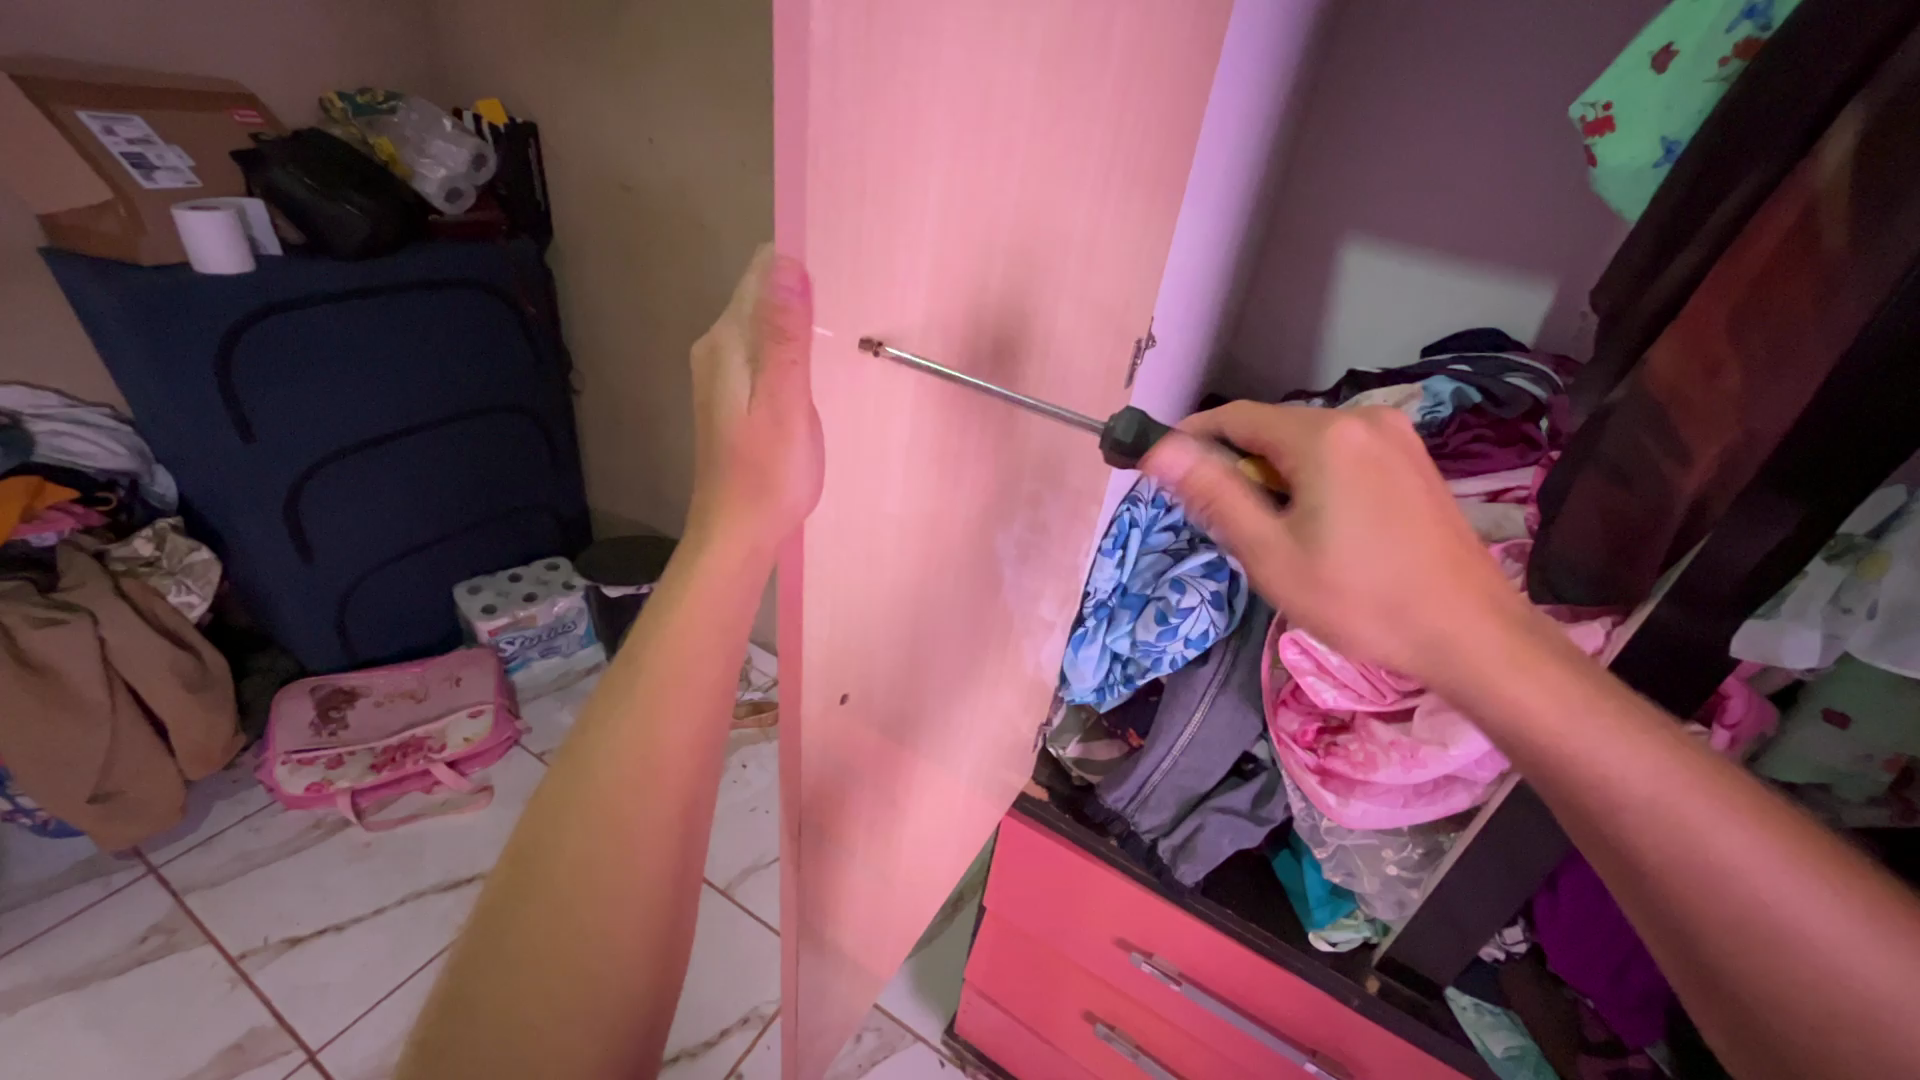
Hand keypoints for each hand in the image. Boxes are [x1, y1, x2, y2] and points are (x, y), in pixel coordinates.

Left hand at [685, 245, 824, 556]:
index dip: (798, 264)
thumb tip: (787, 263)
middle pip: (760, 293)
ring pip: (764, 321)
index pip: (760, 272)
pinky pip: (765, 349)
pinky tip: (817, 365)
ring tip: (842, 329)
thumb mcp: (784, 403)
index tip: (842, 273)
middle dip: (802, 289)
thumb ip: (785, 336)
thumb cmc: (768, 475)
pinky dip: (791, 347)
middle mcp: (718, 347)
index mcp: (727, 343)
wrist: (738, 531)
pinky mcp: (735, 393)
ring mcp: (723, 371)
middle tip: (853, 305)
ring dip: (799, 319)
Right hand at [1140, 401, 1534, 684]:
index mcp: (1324, 435)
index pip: (1233, 417)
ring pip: (1305, 445)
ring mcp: (1394, 437)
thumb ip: (1214, 495)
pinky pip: (1340, 456)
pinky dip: (1312, 482)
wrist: (1470, 634)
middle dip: (1238, 468)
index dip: (1189, 438)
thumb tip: (1159, 449)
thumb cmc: (1361, 600)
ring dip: (1275, 479)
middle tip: (1228, 527)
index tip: (1160, 470)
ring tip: (1276, 537)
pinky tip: (1321, 530)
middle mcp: (1362, 418)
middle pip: (1271, 430)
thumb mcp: (1271, 553)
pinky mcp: (1412, 460)